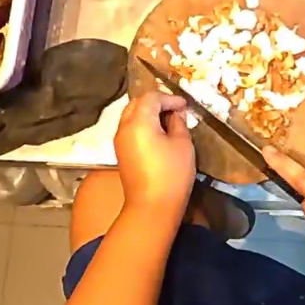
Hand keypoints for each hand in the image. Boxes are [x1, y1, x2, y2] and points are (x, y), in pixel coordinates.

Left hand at [115, 93, 195, 220]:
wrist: (152, 207)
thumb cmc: (171, 174)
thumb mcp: (182, 144)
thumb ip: (179, 123)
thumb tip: (176, 114)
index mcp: (138, 122)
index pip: (151, 97)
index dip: (170, 98)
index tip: (185, 106)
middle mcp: (124, 127)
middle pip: (137, 103)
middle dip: (156, 102)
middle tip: (175, 110)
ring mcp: (119, 140)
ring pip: (131, 115)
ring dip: (148, 113)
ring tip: (168, 121)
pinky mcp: (121, 152)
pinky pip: (129, 129)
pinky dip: (142, 125)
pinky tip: (158, 134)